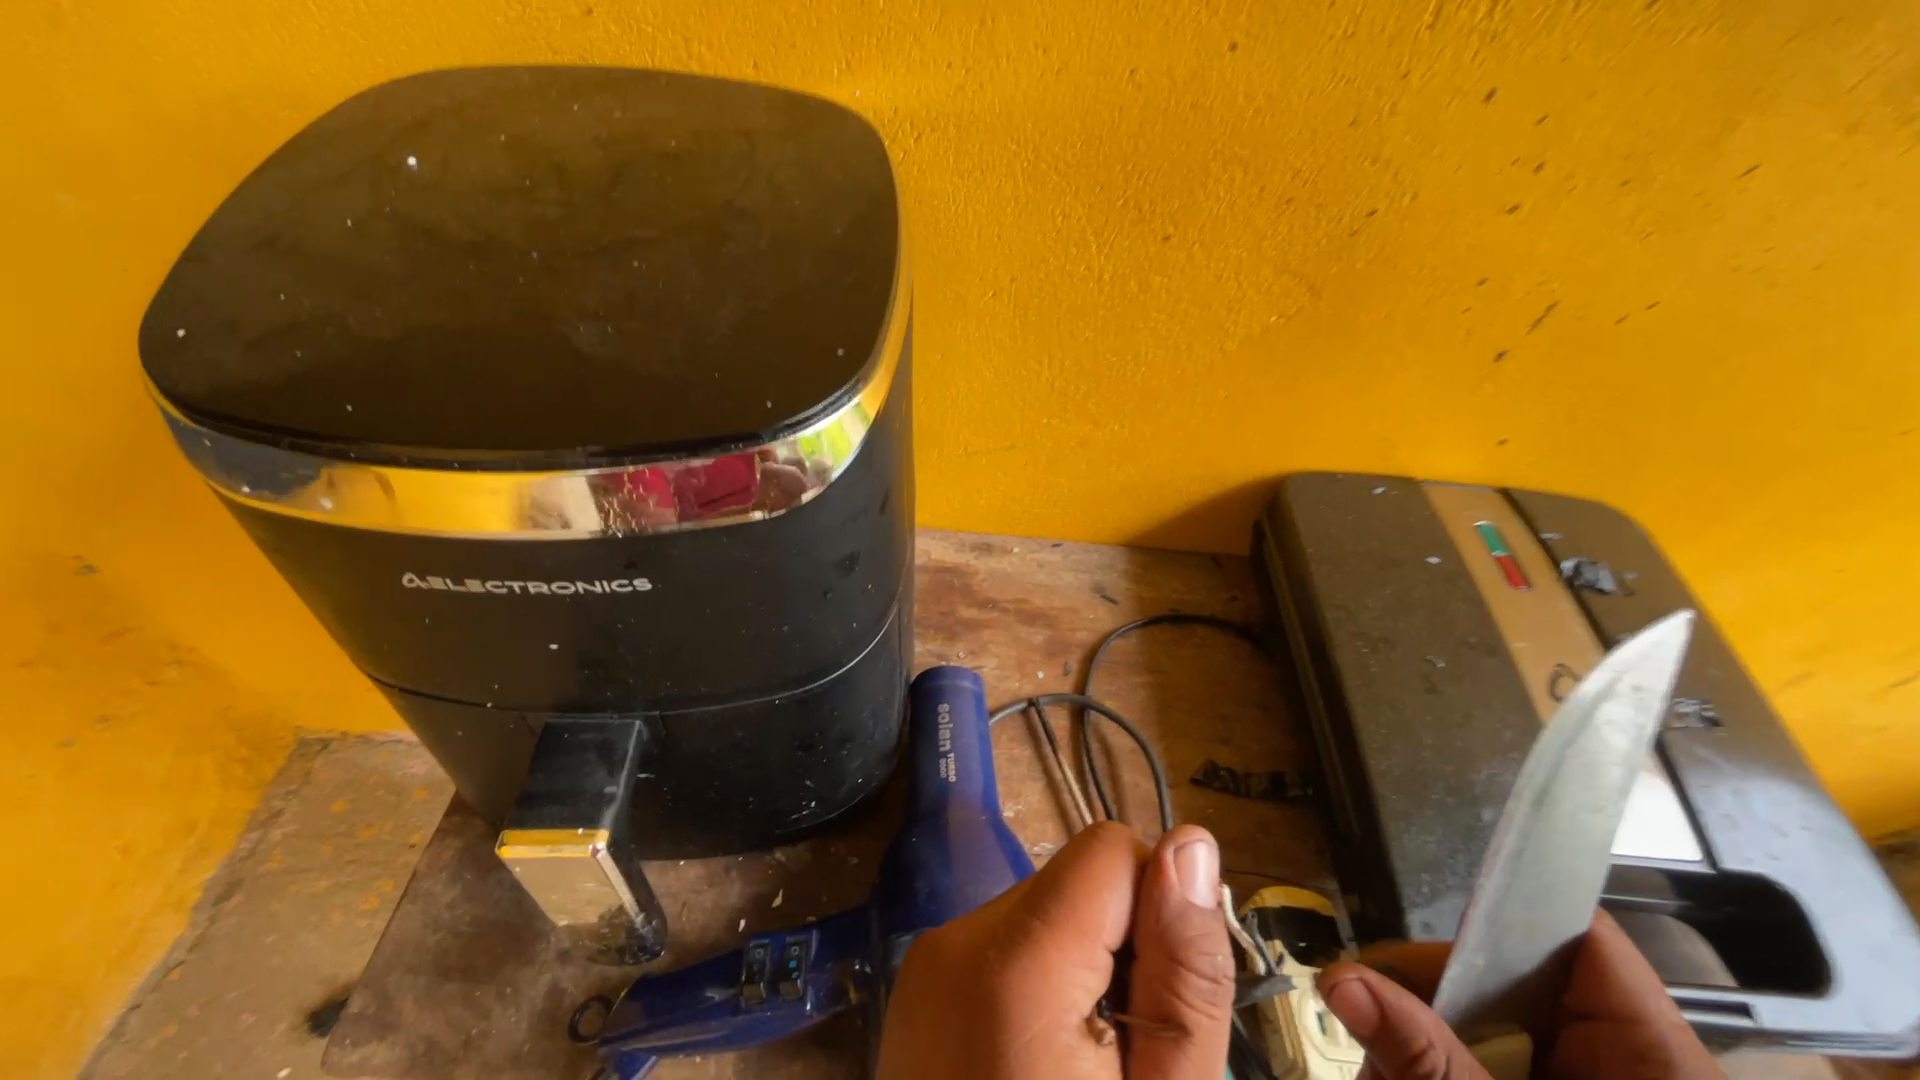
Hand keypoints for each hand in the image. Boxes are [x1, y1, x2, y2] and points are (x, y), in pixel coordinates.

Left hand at [876, 822, 1235, 1079]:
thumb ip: (1184, 973)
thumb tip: (1193, 843)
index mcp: (1013, 962)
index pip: (1112, 848)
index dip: (1160, 912)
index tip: (1166, 996)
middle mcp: (957, 938)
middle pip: (1078, 879)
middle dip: (1126, 942)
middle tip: (1132, 1050)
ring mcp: (929, 961)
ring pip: (1049, 908)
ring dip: (1090, 964)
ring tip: (1088, 1063)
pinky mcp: (921, 984)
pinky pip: (1010, 942)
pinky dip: (1046, 980)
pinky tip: (1047, 1059)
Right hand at [1315, 910, 1724, 1079]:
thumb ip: (1429, 1060)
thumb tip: (1338, 976)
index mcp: (1651, 1053)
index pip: (1575, 934)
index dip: (1496, 917)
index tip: (1409, 954)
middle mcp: (1620, 1056)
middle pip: (1510, 979)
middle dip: (1429, 1000)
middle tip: (1368, 1029)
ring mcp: (1581, 1076)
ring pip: (1486, 1027)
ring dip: (1424, 1046)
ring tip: (1384, 1073)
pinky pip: (1481, 1064)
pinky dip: (1439, 1069)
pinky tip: (1400, 1078)